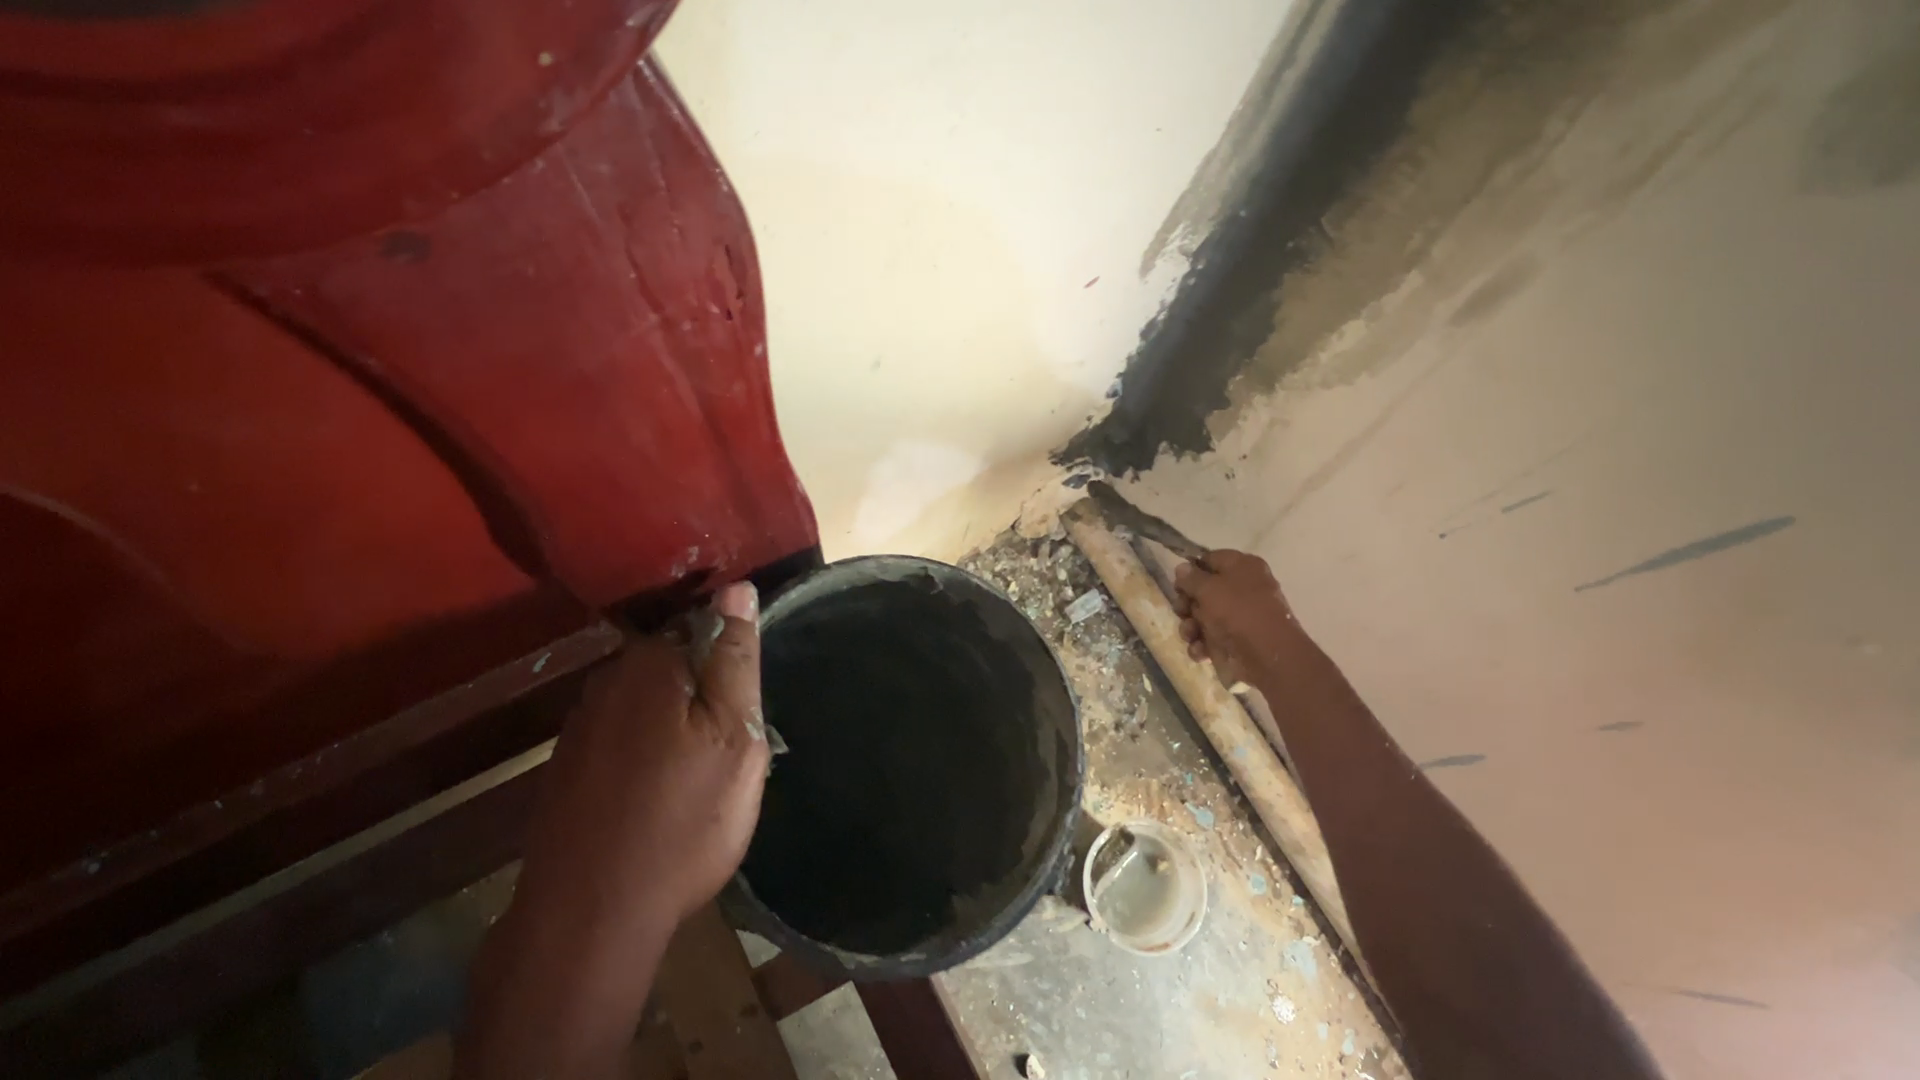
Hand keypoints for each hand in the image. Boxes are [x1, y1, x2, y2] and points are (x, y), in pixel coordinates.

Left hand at [514, 582, 771, 931]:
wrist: (588, 916)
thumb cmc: (682, 823)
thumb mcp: (733, 739)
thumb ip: (735, 660)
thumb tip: (735, 589)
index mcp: (651, 665)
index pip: (702, 624)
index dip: (732, 657)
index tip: (749, 701)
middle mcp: (607, 683)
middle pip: (672, 664)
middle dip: (704, 690)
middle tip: (733, 745)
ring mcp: (580, 727)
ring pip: (646, 704)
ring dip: (674, 724)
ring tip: (700, 775)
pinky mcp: (567, 768)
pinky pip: (621, 739)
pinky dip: (645, 754)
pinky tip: (659, 796)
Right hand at [1174, 549, 1297, 687]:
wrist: (1266, 655)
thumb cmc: (1238, 612)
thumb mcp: (1209, 588)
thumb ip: (1191, 578)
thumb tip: (1181, 568)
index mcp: (1242, 567)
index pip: (1210, 560)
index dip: (1191, 570)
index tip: (1177, 584)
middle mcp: (1241, 589)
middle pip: (1203, 590)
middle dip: (1187, 603)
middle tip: (1182, 611)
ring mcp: (1238, 617)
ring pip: (1202, 616)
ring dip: (1190, 626)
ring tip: (1190, 635)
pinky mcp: (1234, 641)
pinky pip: (1209, 638)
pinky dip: (1201, 644)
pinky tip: (1200, 651)